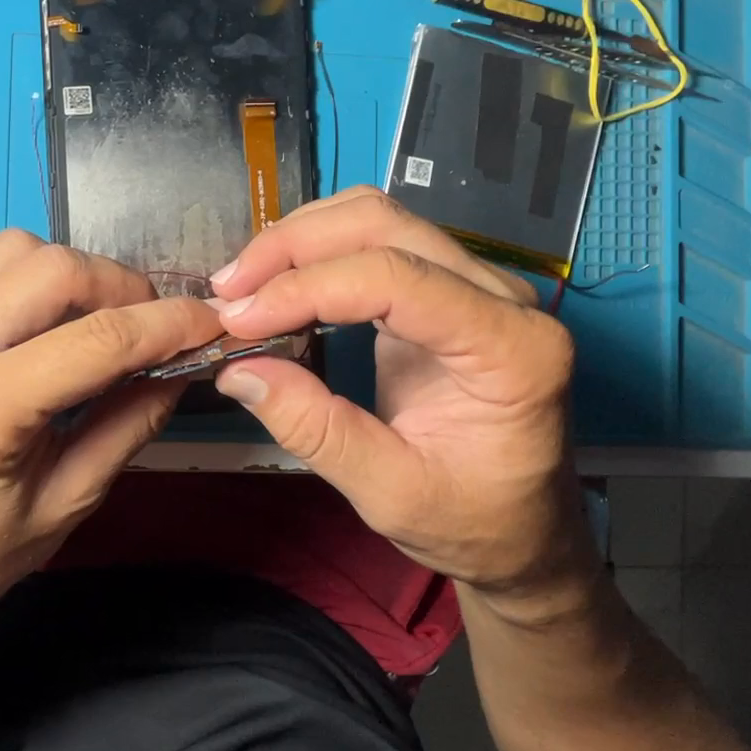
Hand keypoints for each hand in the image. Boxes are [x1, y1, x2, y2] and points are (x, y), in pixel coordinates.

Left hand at [0, 230, 221, 655]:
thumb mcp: (73, 499)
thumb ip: (132, 421)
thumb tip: (183, 361)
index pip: (95, 339)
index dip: (166, 324)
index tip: (210, 323)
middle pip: (52, 267)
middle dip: (121, 286)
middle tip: (152, 326)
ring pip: (17, 249)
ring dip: (75, 272)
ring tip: (103, 319)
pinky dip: (32, 273)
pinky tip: (53, 316)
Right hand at [208, 186, 589, 605]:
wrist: (522, 532)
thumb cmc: (472, 522)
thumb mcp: (390, 494)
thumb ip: (317, 430)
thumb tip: (237, 370)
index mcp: (512, 349)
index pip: (397, 279)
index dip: (307, 289)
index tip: (238, 321)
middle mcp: (501, 298)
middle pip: (385, 225)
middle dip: (293, 247)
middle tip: (227, 291)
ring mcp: (474, 285)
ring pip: (376, 218)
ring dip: (298, 240)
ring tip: (241, 284)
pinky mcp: (441, 288)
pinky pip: (374, 242)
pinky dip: (314, 253)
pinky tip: (275, 283)